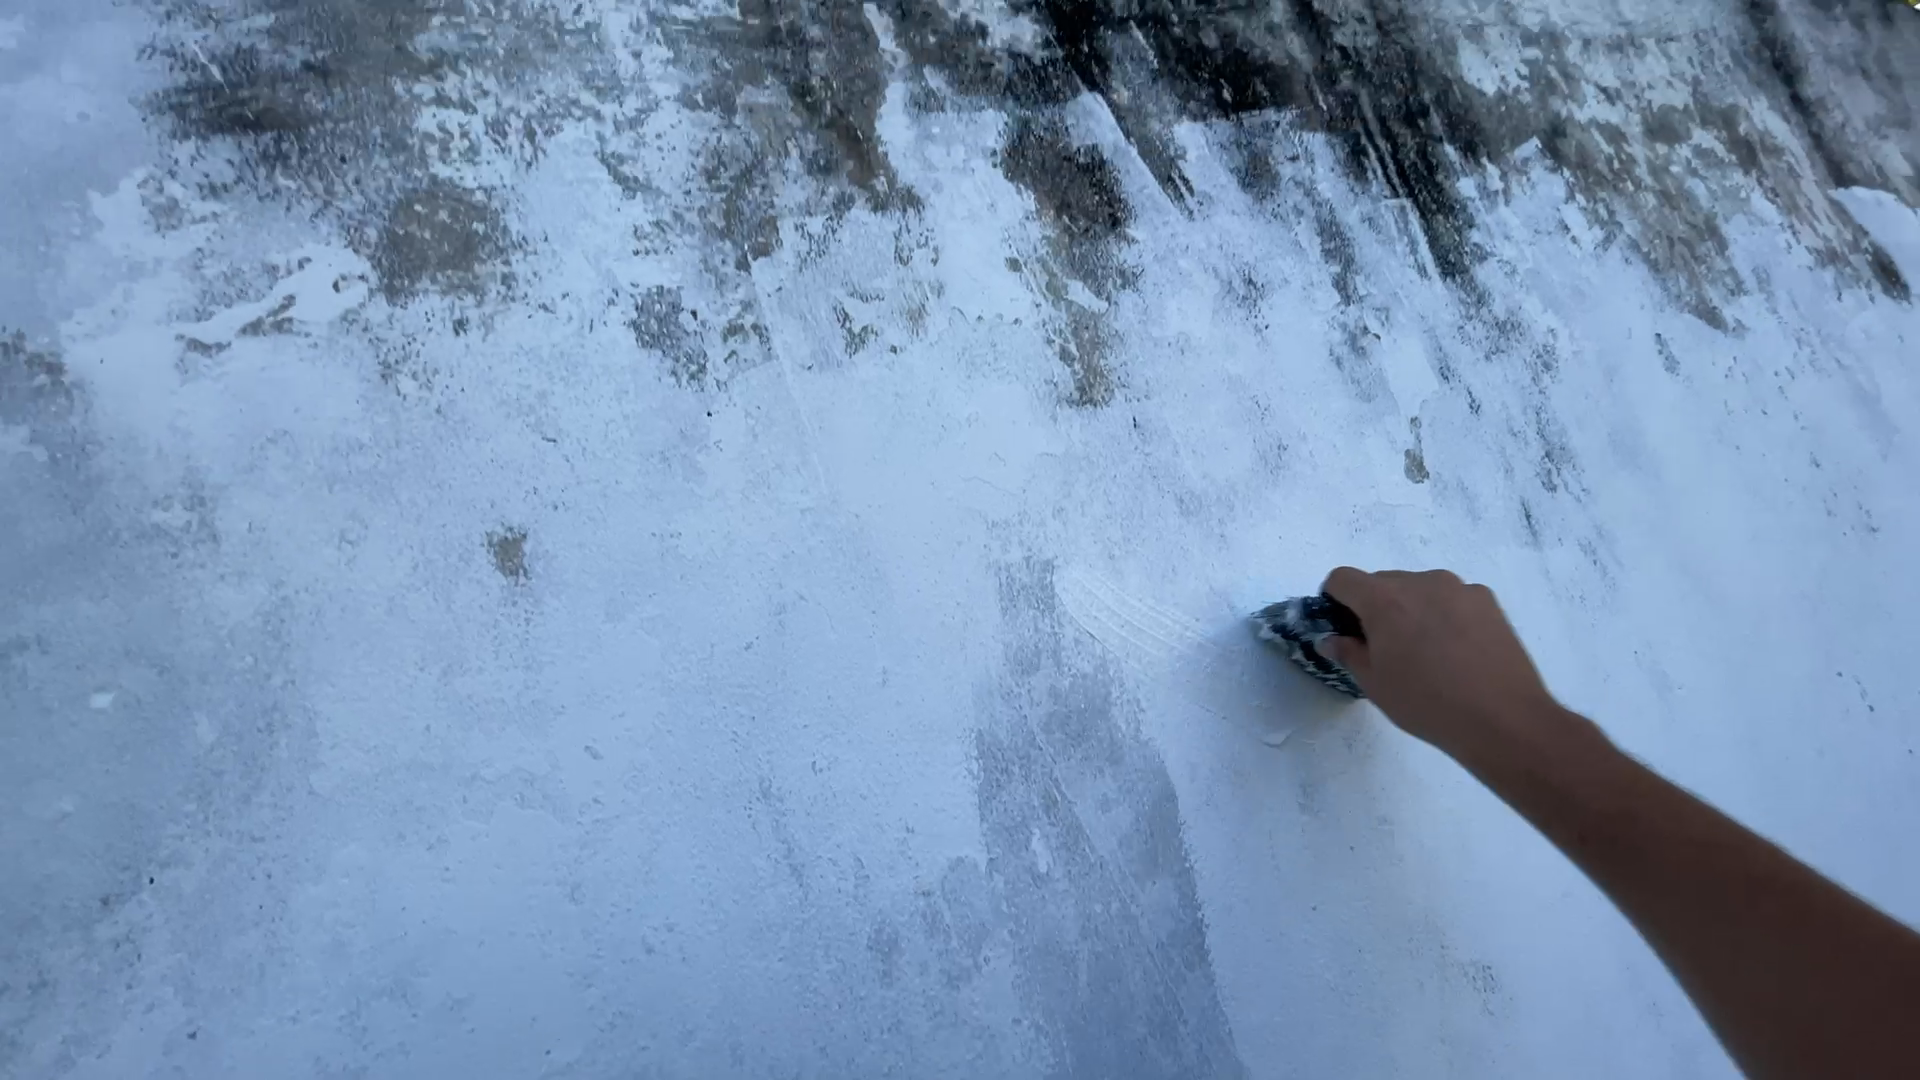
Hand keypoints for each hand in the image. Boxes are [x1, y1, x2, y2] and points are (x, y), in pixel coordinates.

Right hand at [1321, 567, 1569, 760]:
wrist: (1504, 719)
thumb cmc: (1426, 702)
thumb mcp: (1373, 683)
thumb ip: (1347, 652)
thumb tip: (1331, 639)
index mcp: (1383, 600)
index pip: (1342, 578)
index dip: (1334, 599)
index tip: (1343, 627)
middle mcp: (1420, 583)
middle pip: (1381, 582)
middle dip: (1374, 606)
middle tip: (1384, 646)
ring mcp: (1458, 589)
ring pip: (1418, 589)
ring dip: (1410, 608)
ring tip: (1425, 649)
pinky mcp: (1487, 601)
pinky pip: (1450, 598)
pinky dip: (1443, 614)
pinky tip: (1456, 649)